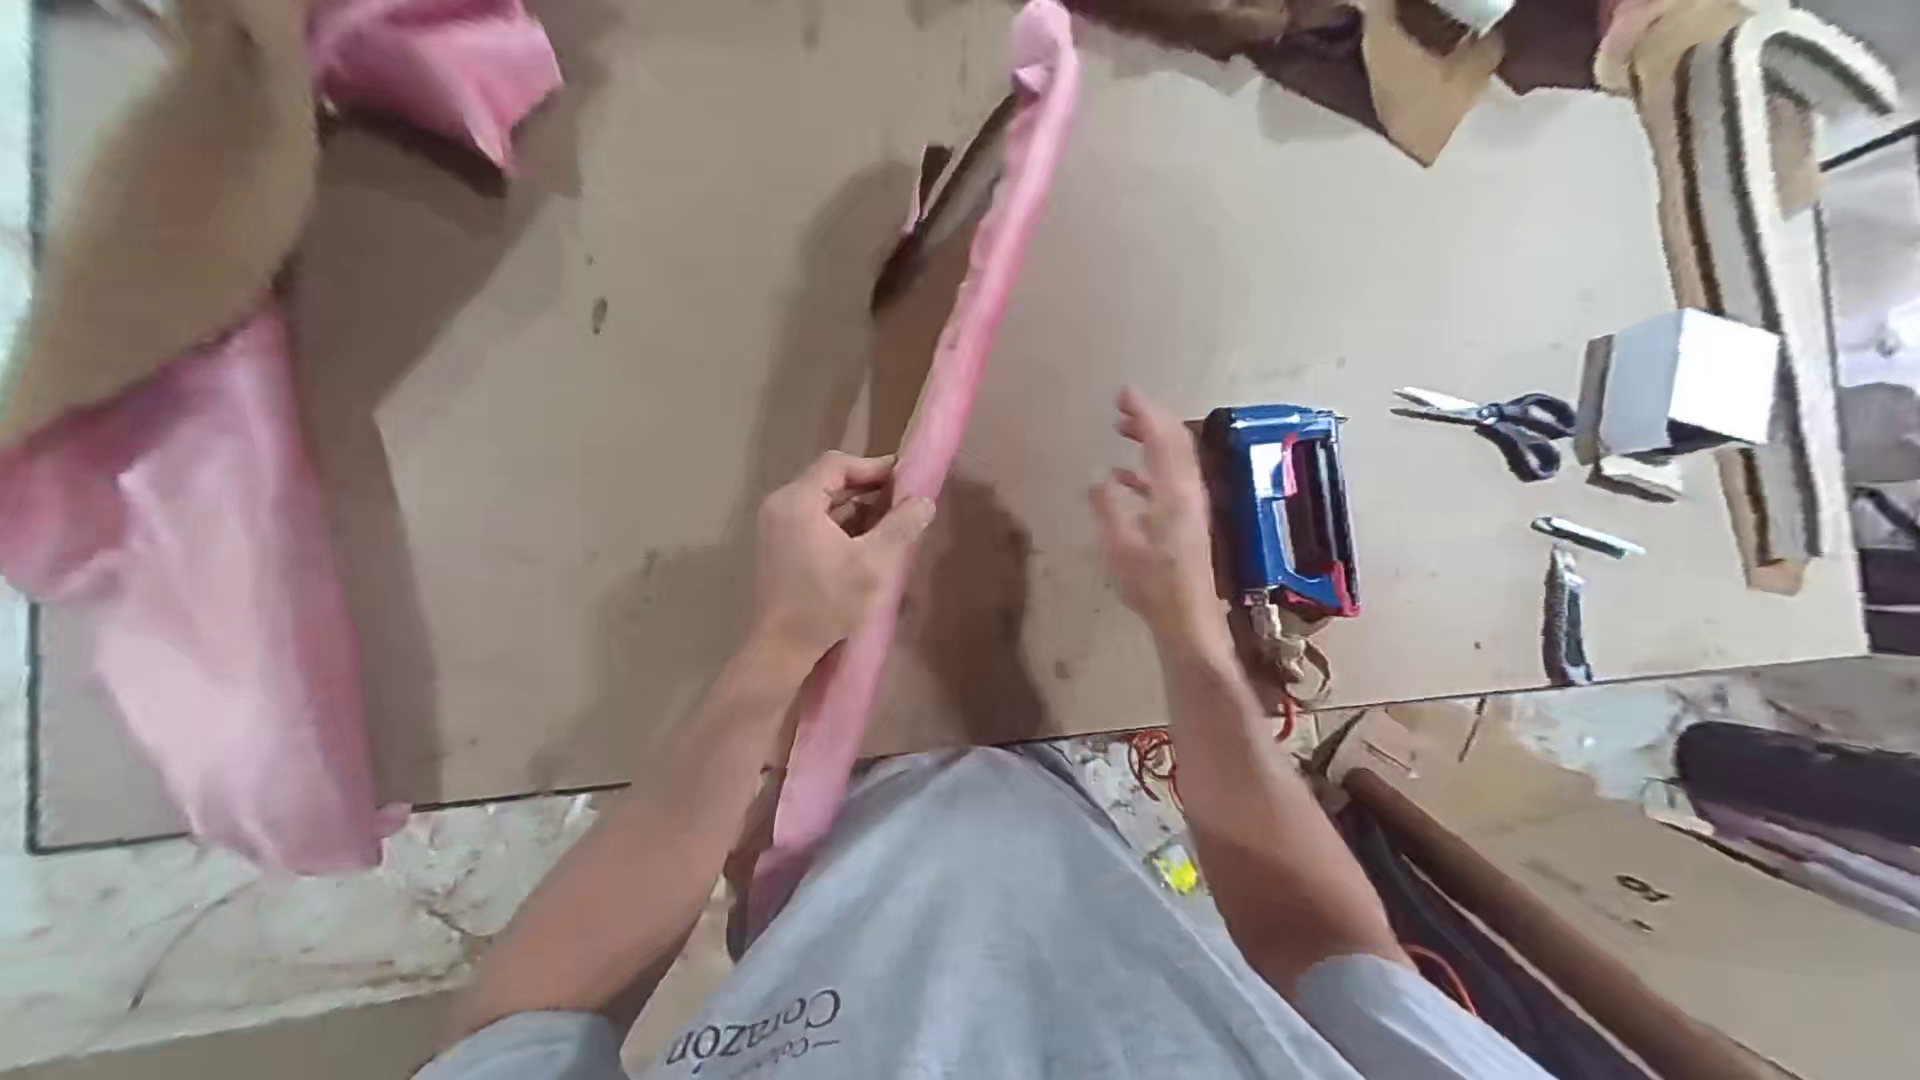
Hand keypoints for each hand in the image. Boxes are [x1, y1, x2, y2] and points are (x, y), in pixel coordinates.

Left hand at [753, 451, 935, 659]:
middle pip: (829, 480)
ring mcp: (776, 527)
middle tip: (903, 498)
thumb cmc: (826, 603)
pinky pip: (814, 520)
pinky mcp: (779, 546)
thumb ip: (901, 527)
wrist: (781, 648)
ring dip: (856, 507)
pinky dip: (841, 523)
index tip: (905, 477)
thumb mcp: (873, 564)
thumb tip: (925, 501)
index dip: (874, 466)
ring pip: (822, 502)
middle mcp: (781, 506)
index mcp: (797, 501)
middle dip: (868, 487)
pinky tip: (868, 540)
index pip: (838, 464)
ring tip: (892, 520)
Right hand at [1090, 387, 1224, 651]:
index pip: (1163, 440)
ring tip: (1122, 429)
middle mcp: (1188, 493)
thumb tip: (1098, 479)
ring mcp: (1191, 507)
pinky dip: (1148, 469)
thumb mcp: (1120, 547)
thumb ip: (1108, 509)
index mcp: (1174, 494)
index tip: (1124, 393)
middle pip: (1176, 443)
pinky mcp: (1187, 522)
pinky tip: (1124, 476)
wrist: (1188, 619)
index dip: (1145, 412)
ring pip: (1174, 460)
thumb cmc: (1152, 586)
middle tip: (1122, 405)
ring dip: (1151, 440)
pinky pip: (1169, 481)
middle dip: (1150, 418)